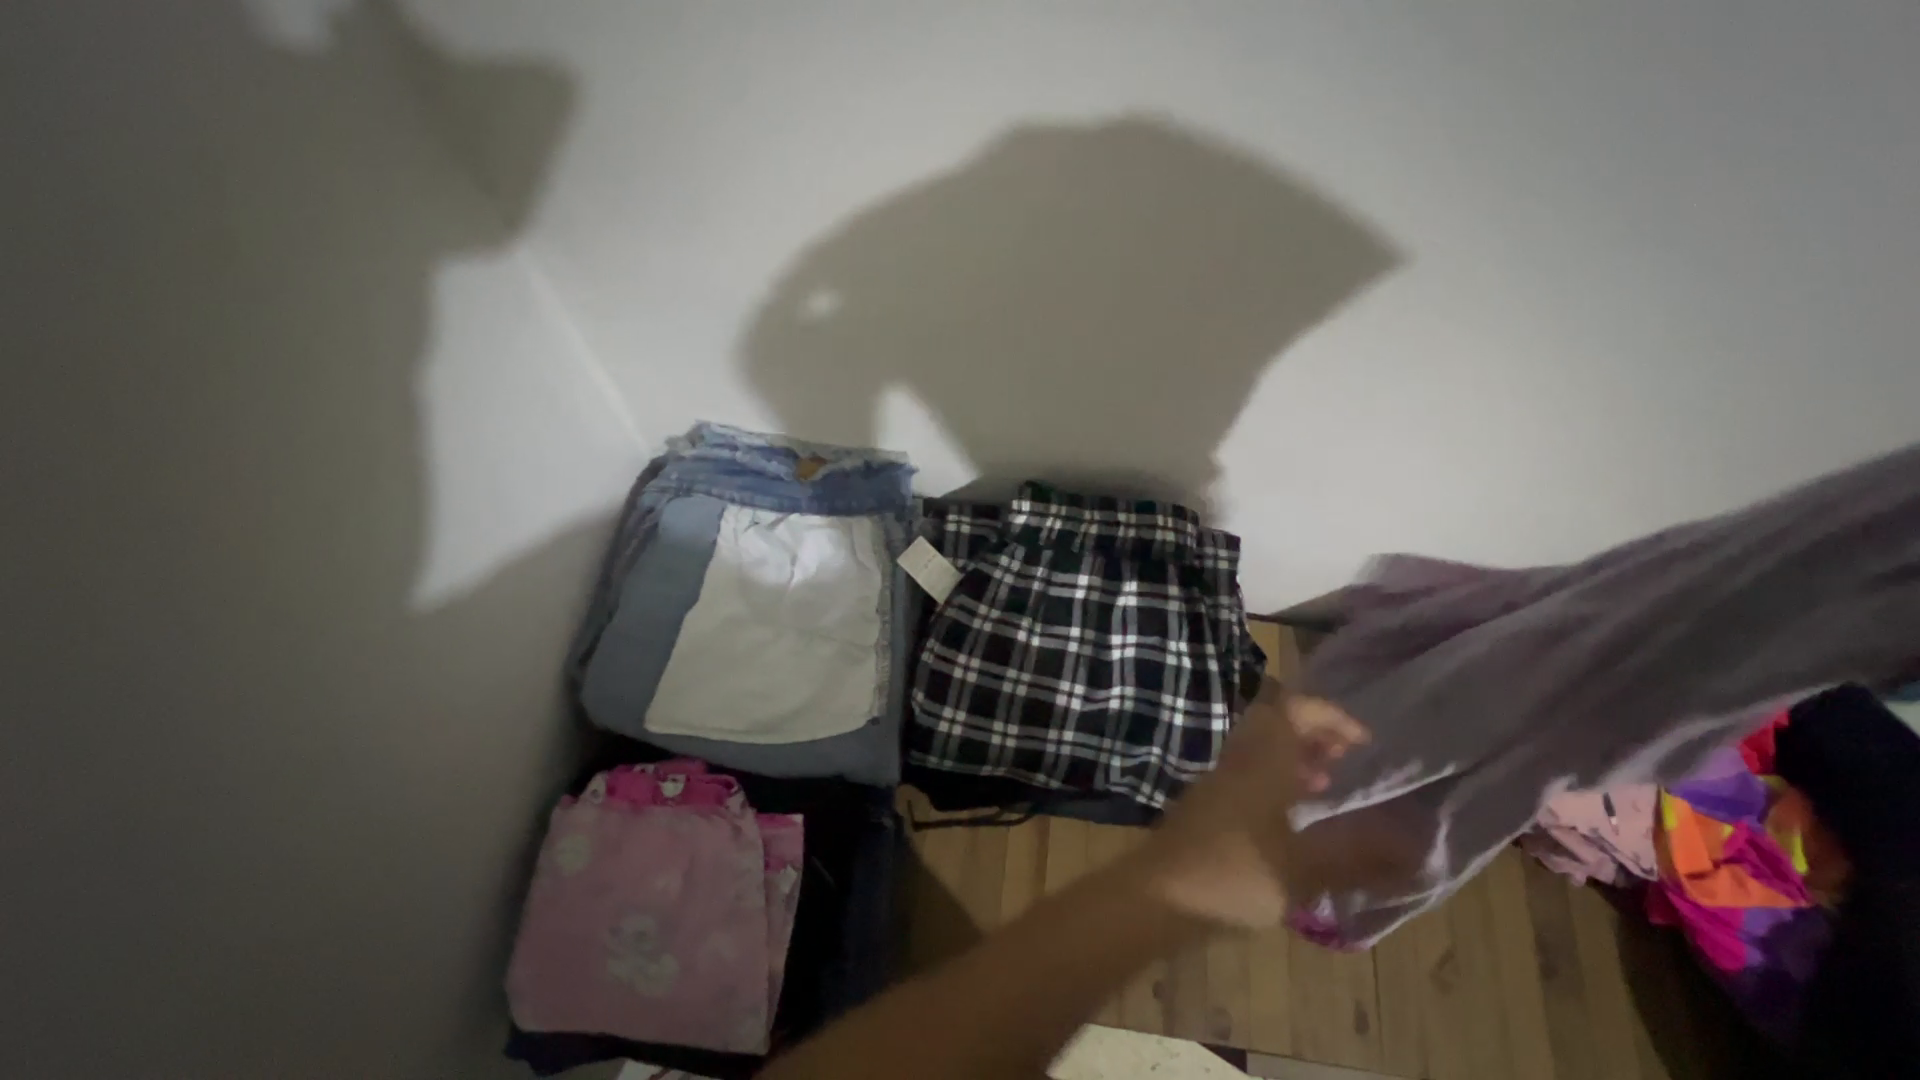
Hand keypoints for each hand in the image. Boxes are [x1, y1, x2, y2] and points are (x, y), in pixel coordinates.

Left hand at [1133, 678, 1369, 927]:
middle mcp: (1237, 762)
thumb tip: (1417, 848)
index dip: (1329, 715)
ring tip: (1327, 787)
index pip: (1291, 708)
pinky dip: (1274, 784)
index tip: (1363, 741)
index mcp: (1261, 761)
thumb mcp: (1305, 870)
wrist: (1157, 898)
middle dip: (1313, 733)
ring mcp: (1216, 784)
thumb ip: (1360, 856)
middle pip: (1273, 725)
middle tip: (1346, 760)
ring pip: (1259, 752)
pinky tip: (1291, 821)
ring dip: (1294, 759)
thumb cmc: (1234, 874)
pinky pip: (1246, 778)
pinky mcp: (1206, 809)